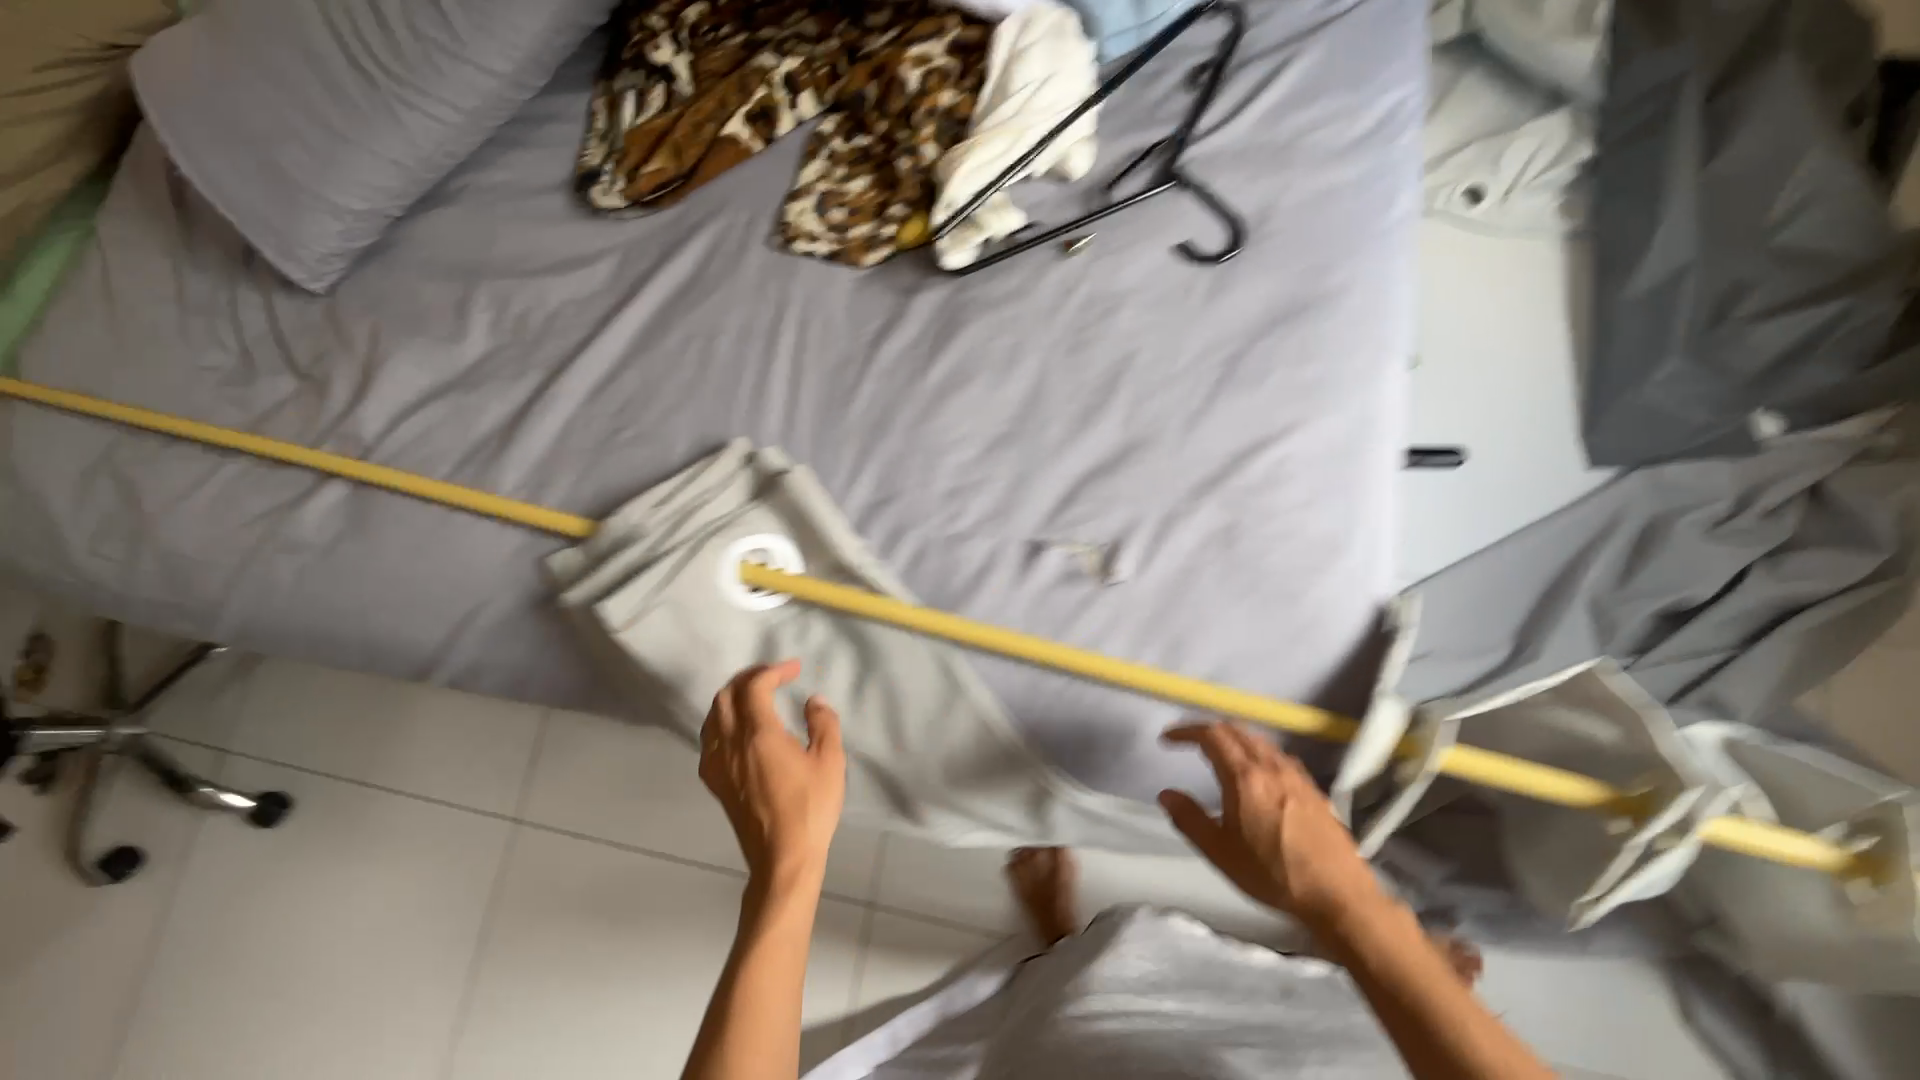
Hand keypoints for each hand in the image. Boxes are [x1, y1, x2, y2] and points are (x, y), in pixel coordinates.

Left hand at [699, 661, 845, 887]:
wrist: (783, 857)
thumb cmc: (811, 808)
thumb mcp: (830, 762)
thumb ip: (823, 723)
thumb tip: (814, 700)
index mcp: (759, 734)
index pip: (755, 687)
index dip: (774, 671)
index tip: (794, 669)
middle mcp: (731, 743)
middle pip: (726, 695)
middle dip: (748, 678)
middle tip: (773, 677)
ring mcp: (718, 763)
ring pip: (712, 716)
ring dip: (732, 697)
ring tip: (755, 697)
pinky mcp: (715, 781)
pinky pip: (709, 739)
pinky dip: (722, 722)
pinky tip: (738, 730)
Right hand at [1159, 721, 1384, 932]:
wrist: (1338, 894)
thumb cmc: (1272, 874)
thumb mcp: (1220, 852)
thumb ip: (1189, 819)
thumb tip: (1166, 794)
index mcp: (1245, 777)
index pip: (1211, 735)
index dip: (1186, 731)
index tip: (1168, 740)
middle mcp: (1272, 767)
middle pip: (1237, 730)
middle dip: (1209, 730)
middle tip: (1190, 743)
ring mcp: (1297, 776)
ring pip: (1260, 741)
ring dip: (1235, 739)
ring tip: (1221, 756)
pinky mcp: (1314, 789)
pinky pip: (1280, 756)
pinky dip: (1259, 753)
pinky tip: (1260, 776)